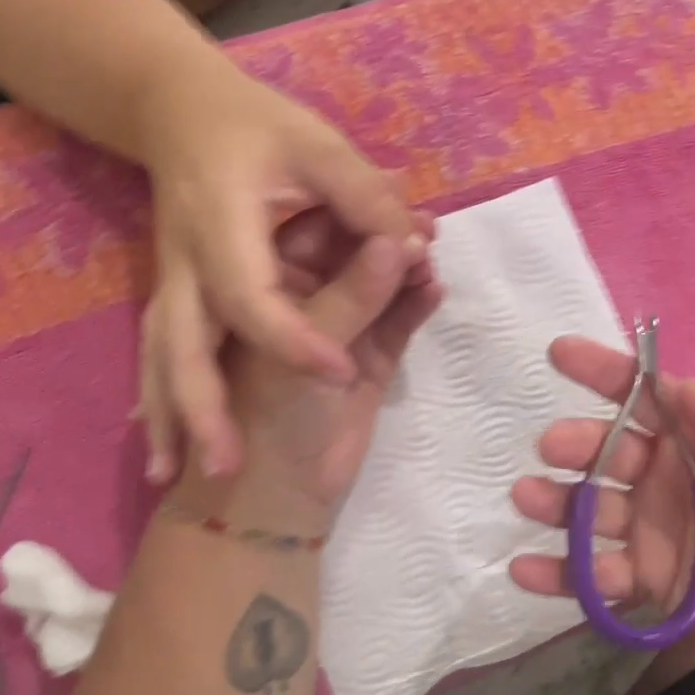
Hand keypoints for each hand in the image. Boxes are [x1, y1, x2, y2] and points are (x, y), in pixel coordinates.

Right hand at [133, 63, 426, 484]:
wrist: (170, 107)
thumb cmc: (251, 124)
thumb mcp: (315, 150)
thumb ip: (363, 201)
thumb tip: (416, 245)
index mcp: (222, 230)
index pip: (254, 296)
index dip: (297, 339)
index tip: (337, 372)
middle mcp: (193, 269)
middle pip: (183, 348)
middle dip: (198, 409)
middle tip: (220, 468)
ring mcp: (179, 288)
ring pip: (164, 361)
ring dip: (172, 419)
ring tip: (170, 477)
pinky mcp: (183, 299)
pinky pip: (165, 354)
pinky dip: (159, 401)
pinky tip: (158, 449)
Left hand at [171, 227, 441, 534]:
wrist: (279, 494)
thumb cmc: (265, 413)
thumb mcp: (297, 347)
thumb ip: (349, 296)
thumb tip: (397, 242)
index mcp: (258, 282)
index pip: (312, 233)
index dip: (353, 216)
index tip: (394, 200)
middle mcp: (300, 297)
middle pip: (352, 256)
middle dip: (389, 242)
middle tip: (429, 227)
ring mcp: (341, 328)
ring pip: (379, 286)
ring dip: (407, 272)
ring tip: (436, 257)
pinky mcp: (373, 357)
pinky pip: (398, 321)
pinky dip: (416, 305)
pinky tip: (436, 288)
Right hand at [508, 337, 694, 658]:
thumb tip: (680, 383)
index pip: (645, 399)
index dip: (605, 374)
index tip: (562, 354)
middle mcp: (662, 479)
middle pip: (608, 453)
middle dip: (577, 444)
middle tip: (554, 445)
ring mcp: (648, 530)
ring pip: (590, 510)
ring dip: (555, 503)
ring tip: (529, 498)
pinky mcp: (645, 580)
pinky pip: (594, 574)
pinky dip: (558, 574)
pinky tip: (524, 569)